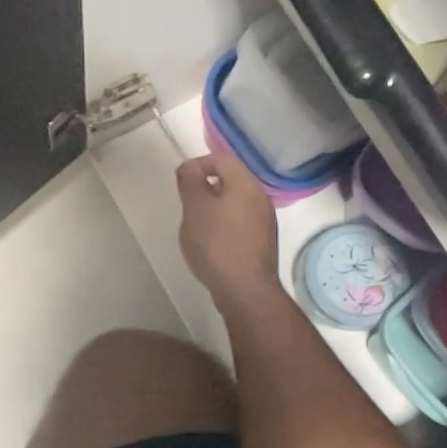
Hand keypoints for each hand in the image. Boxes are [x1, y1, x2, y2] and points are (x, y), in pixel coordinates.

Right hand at [177, 150, 279, 309]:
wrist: (245, 289)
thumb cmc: (216, 244)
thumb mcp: (195, 209)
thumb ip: (190, 182)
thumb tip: (190, 167)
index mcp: (245, 183)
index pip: (221, 159)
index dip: (198, 164)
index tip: (181, 183)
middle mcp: (260, 197)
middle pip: (231, 179)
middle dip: (206, 187)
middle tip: (187, 205)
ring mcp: (265, 220)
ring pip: (236, 202)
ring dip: (215, 207)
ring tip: (197, 225)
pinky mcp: (262, 241)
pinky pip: (241, 221)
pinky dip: (224, 224)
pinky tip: (213, 242)